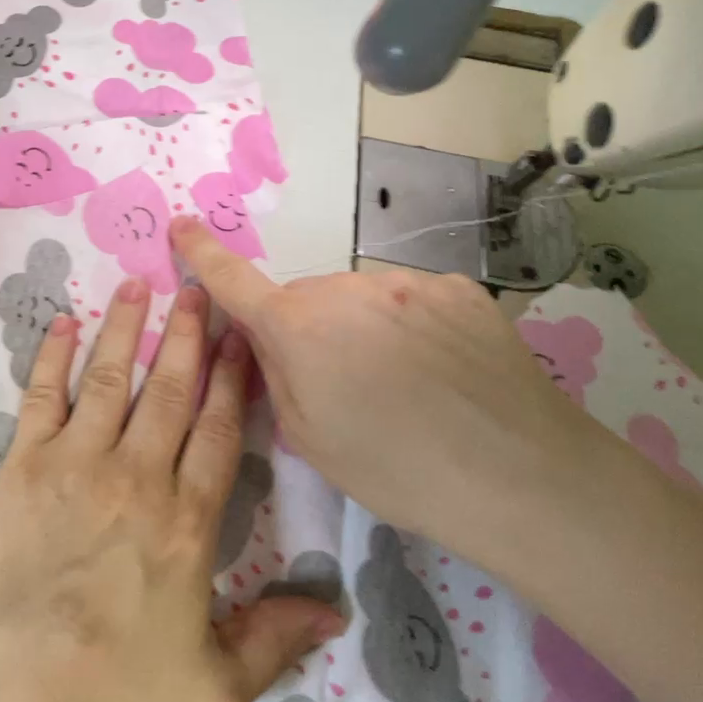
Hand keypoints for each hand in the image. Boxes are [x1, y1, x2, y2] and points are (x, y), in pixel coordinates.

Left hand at [0, 280, 343, 701]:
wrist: (13, 687)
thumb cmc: (116, 689)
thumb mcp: (213, 684)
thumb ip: (273, 639)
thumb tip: (336, 613)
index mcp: (187, 522)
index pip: (219, 433)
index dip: (232, 381)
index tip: (242, 337)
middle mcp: (136, 476)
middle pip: (169, 392)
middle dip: (186, 337)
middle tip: (197, 289)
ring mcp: (76, 463)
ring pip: (110, 380)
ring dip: (124, 330)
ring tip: (137, 285)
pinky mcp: (24, 465)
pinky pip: (42, 397)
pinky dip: (52, 357)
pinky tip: (63, 324)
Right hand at [169, 215, 615, 561]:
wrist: (522, 478)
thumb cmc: (397, 470)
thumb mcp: (308, 438)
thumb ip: (273, 373)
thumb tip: (263, 335)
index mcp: (298, 328)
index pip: (235, 280)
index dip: (202, 252)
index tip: (181, 223)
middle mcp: (345, 289)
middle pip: (306, 300)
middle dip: (308, 329)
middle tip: (342, 386)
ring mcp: (406, 281)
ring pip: (360, 298)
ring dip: (363, 327)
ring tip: (405, 385)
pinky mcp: (457, 287)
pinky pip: (409, 298)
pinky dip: (410, 324)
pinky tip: (442, 370)